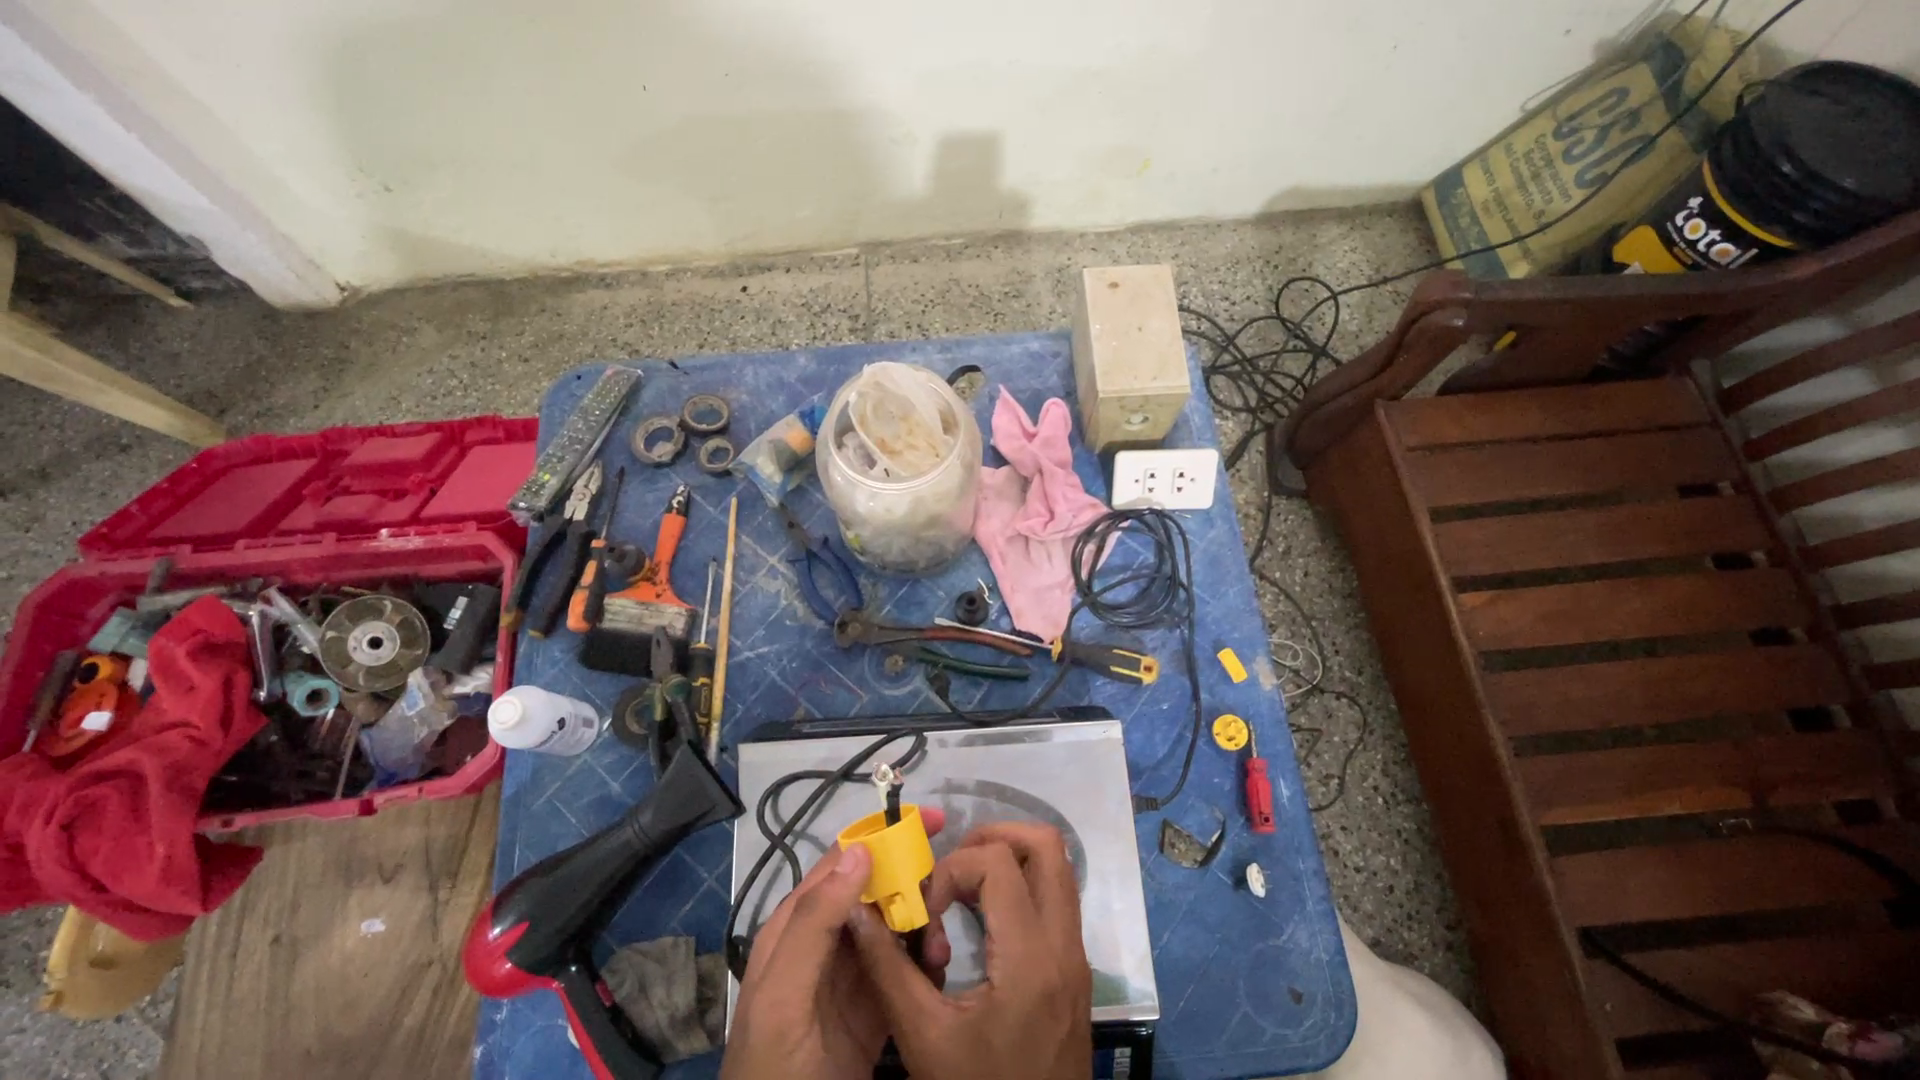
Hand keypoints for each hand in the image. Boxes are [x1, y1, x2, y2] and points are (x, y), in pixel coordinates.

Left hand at [722, 807, 945, 1079]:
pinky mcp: (876, 1013)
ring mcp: (852, 979)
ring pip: (897, 930)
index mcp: (796, 927)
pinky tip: (938, 972)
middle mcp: (826, 944)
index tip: (933, 822)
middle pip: (877, 893)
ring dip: (924, 928)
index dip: (884, 836)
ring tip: (940, 946)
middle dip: (913, 885)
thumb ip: (814, 923)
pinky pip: (907, 972)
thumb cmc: (773, 1065)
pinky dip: (927, 966)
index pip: (842, 863)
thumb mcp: (784, 994)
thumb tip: (858, 852)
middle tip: (948, 892)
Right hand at [850, 823, 1091, 1079]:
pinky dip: (1021, 889)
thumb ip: (888, 967)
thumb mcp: (922, 1037)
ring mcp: (1076, 956)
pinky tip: (981, 921)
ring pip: (1058, 870)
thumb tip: (858, 910)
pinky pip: (1057, 901)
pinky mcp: (1075, 970)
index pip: (998, 863)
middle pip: (1047, 847)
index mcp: (1029, 958)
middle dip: (992, 840)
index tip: (927, 910)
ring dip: (1008, 862)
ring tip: (960, 890)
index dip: (952, 869)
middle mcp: (1064, 945)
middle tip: (950, 867)